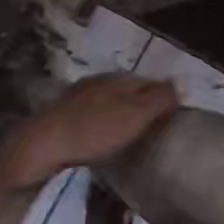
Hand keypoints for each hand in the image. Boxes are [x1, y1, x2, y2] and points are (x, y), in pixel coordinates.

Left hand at [0, 75, 178, 189]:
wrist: (42, 145)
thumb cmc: (94, 130)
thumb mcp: (135, 114)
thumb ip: (159, 98)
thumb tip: (181, 82)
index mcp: (117, 78)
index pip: (149, 82)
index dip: (164, 97)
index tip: (174, 116)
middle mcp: (97, 81)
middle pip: (128, 90)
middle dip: (142, 104)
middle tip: (155, 128)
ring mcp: (76, 97)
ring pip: (107, 101)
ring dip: (120, 114)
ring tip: (132, 135)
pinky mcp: (60, 115)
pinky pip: (91, 115)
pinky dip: (102, 123)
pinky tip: (103, 138)